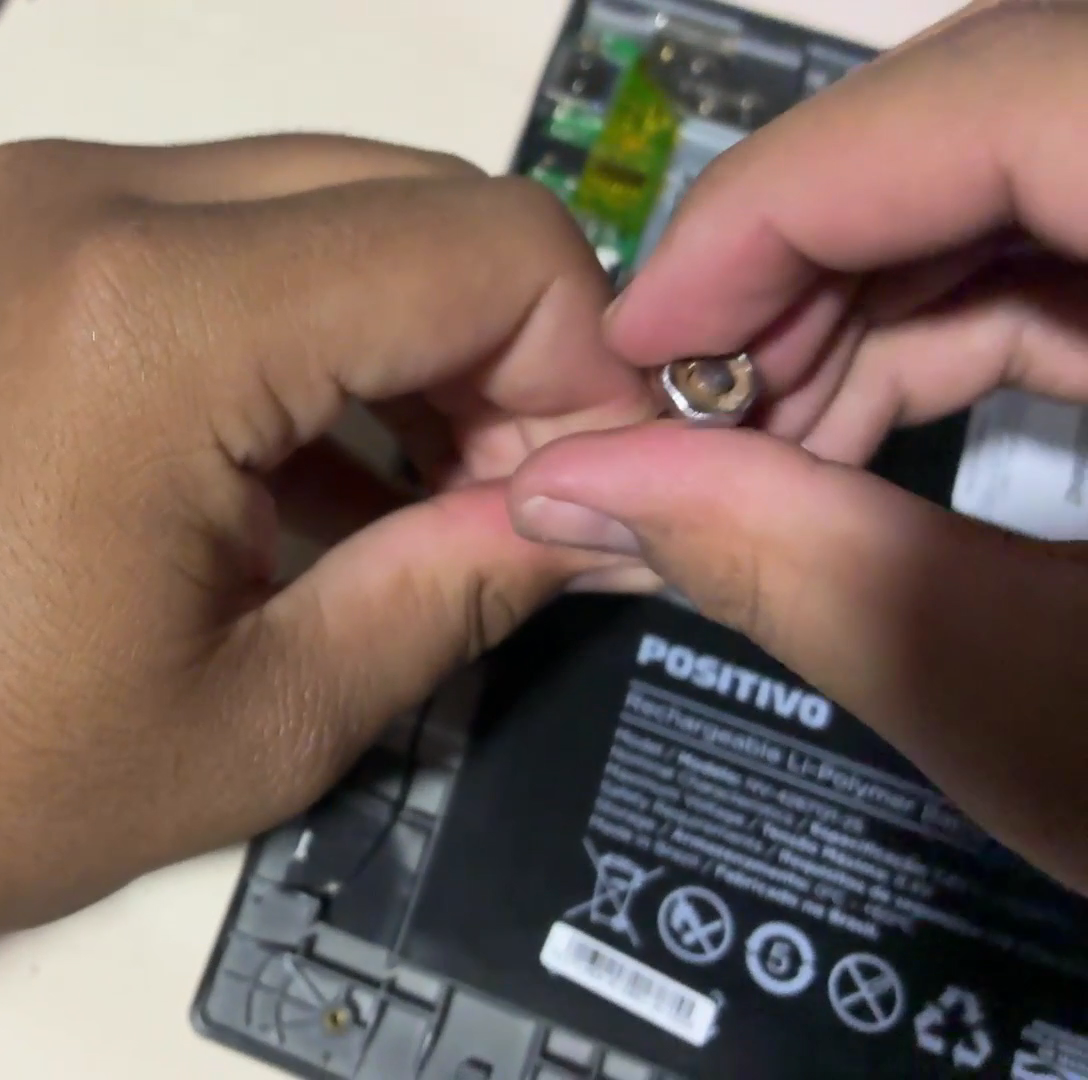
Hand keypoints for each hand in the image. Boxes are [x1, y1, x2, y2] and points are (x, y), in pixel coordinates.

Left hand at [0, 134, 651, 945]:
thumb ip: (454, 589)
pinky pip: (224, 247)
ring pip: (319, 214)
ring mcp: (38, 215)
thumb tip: (590, 515)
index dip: (579, 361)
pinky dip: (300, 338)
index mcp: (156, 315)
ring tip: (405, 499)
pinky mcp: (18, 255)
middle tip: (498, 496)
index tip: (582, 480)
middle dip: (489, 346)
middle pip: (401, 204)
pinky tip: (305, 466)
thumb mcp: (263, 715)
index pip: (480, 246)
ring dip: (396, 344)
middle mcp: (87, 208)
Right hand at [507, 4, 1087, 889]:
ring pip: (1016, 165)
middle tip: (687, 418)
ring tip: (756, 445)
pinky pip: (1062, 229)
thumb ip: (781, 562)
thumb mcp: (1040, 711)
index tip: (640, 346)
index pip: (1019, 90)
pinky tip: (850, 430)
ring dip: (838, 308)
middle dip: (788, 271)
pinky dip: (921, 326)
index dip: (778, 202)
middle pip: (1002, 112)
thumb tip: (554, 488)